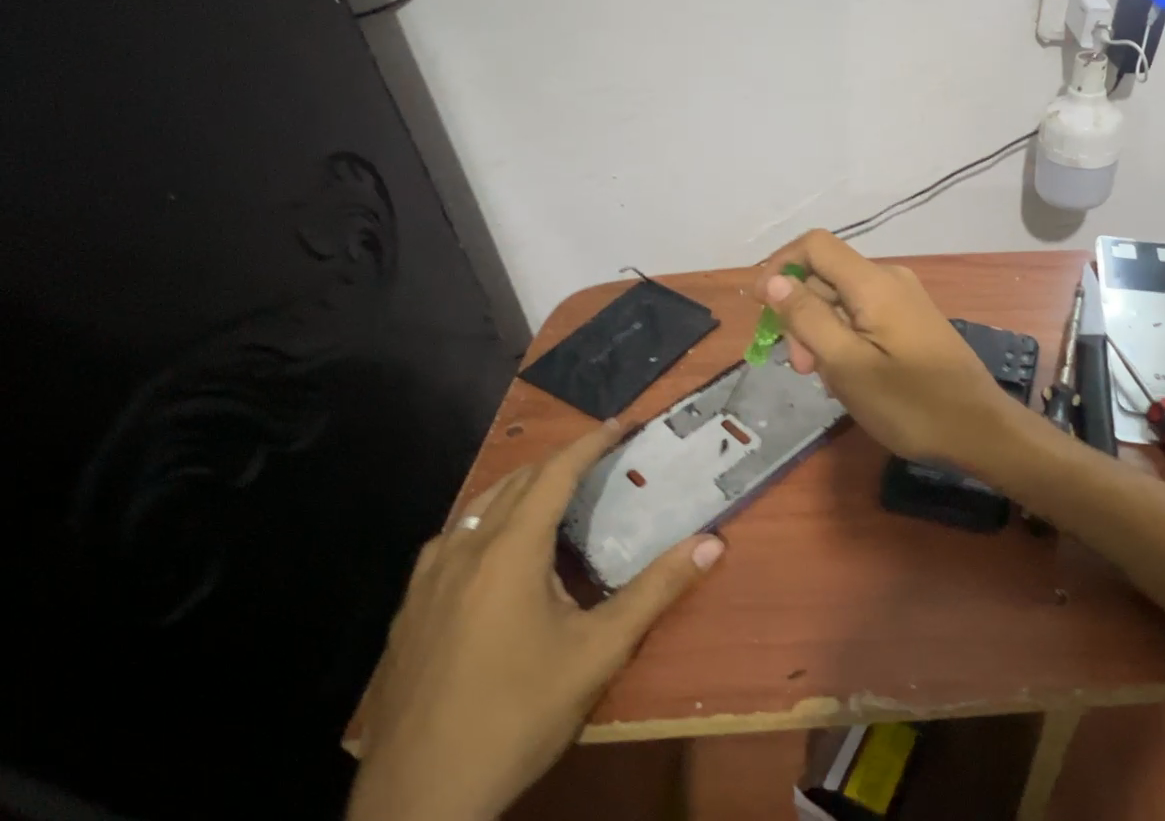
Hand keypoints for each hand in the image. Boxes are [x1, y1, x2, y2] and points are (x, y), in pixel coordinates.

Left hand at [348, 421, 724, 820]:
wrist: (422, 794)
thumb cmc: (519, 713)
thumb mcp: (599, 652)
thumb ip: (655, 591)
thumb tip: (712, 542)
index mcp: (508, 552)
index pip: (553, 475)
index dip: (590, 444)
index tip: (623, 424)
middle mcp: (462, 552)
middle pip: (513, 484)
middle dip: (559, 462)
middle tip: (602, 460)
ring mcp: (426, 582)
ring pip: (476, 510)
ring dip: (520, 490)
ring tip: (555, 496)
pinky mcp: (409, 611)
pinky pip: (452, 541)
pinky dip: (487, 523)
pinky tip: (498, 555)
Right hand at [755, 230, 1025, 466]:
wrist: (979, 430)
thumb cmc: (910, 403)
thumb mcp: (846, 365)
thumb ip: (807, 318)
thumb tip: (775, 280)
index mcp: (874, 283)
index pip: (814, 246)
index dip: (780, 269)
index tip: (761, 311)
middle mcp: (891, 281)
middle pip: (827, 276)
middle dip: (801, 314)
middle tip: (799, 368)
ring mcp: (906, 303)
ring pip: (843, 302)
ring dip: (822, 334)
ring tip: (826, 380)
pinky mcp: (914, 325)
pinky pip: (865, 319)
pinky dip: (845, 342)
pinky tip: (849, 379)